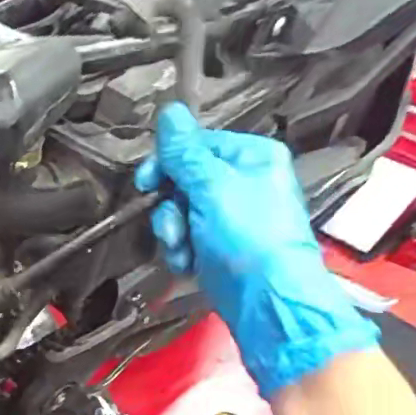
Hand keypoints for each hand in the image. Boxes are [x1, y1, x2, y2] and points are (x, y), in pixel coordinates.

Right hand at [134, 104, 379, 396]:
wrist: (268, 304)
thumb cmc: (248, 239)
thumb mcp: (213, 187)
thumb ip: (185, 152)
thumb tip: (170, 110)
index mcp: (252, 157)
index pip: (196, 146)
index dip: (168, 164)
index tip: (147, 183)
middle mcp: (244, 184)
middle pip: (185, 181)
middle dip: (171, 208)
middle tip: (173, 227)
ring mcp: (232, 220)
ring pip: (182, 214)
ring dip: (173, 234)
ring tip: (183, 251)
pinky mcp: (221, 250)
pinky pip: (188, 241)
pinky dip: (183, 253)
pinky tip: (188, 265)